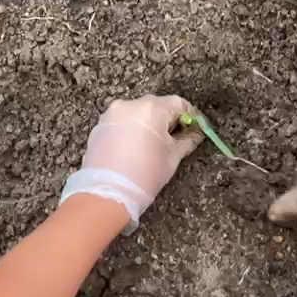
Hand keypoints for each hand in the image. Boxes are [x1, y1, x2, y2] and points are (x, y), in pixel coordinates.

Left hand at [59, 95, 204, 227]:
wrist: (108, 193)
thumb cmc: (144, 175)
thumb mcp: (172, 157)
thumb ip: (187, 140)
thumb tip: (196, 133)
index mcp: (151, 109)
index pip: (178, 103)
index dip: (191, 115)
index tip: (196, 127)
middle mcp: (130, 105)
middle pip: (156, 105)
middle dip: (168, 119)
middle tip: (176, 137)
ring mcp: (112, 114)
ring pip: (137, 112)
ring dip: (148, 123)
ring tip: (154, 144)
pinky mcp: (100, 125)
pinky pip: (122, 121)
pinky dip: (131, 129)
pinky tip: (135, 146)